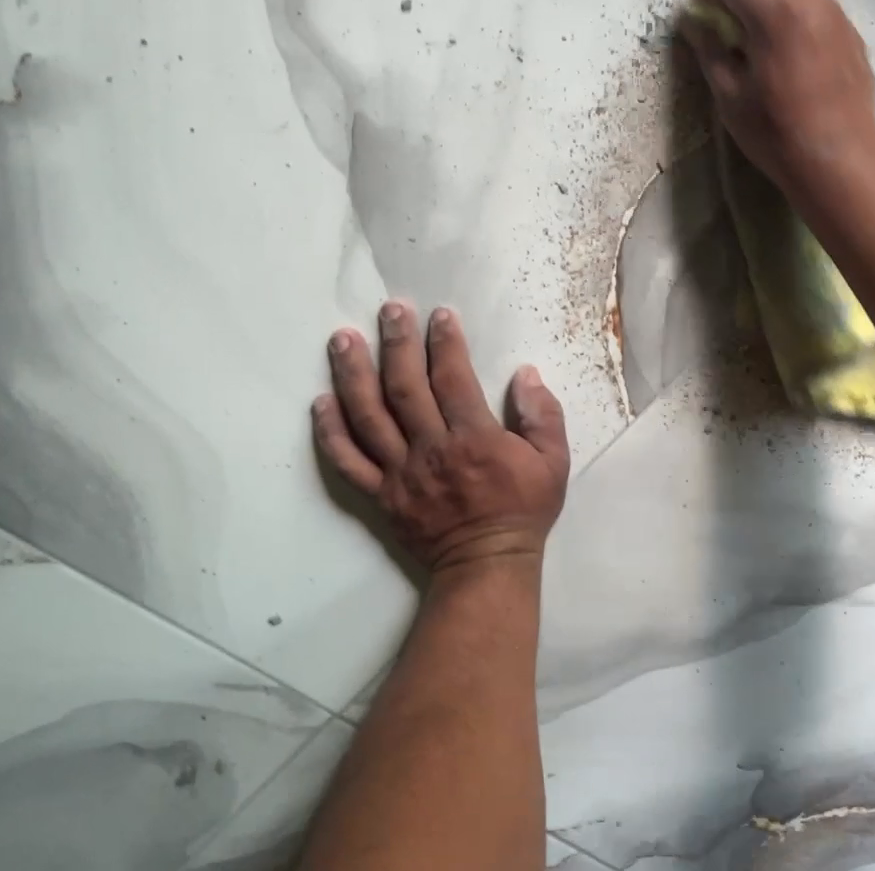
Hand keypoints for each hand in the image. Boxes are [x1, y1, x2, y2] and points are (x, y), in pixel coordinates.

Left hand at [312, 301, 569, 571]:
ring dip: (353, 374)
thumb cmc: (524, 510)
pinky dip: (331, 431)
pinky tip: (321, 402)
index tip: (439, 315)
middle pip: (405, 387)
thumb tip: (525, 375)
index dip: (445, 343)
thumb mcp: (554, 462)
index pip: (453, 378)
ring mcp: (400, 472)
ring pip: (369, 416)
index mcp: (474, 438)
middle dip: (396, 344)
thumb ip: (543, 416)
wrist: (487, 564)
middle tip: (389, 310)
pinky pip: (348, 461)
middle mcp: (431, 449)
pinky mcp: (381, 494)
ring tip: (342, 339)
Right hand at [679, 0, 874, 193]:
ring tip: (759, 31)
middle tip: (730, 11)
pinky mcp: (855, 40)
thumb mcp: (731, 98)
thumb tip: (693, 24)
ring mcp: (840, 19)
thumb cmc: (778, 136)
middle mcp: (814, 4)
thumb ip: (710, 52)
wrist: (840, 164)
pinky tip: (790, 51)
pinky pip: (823, 9)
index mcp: (778, 14)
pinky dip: (801, 14)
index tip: (695, 9)